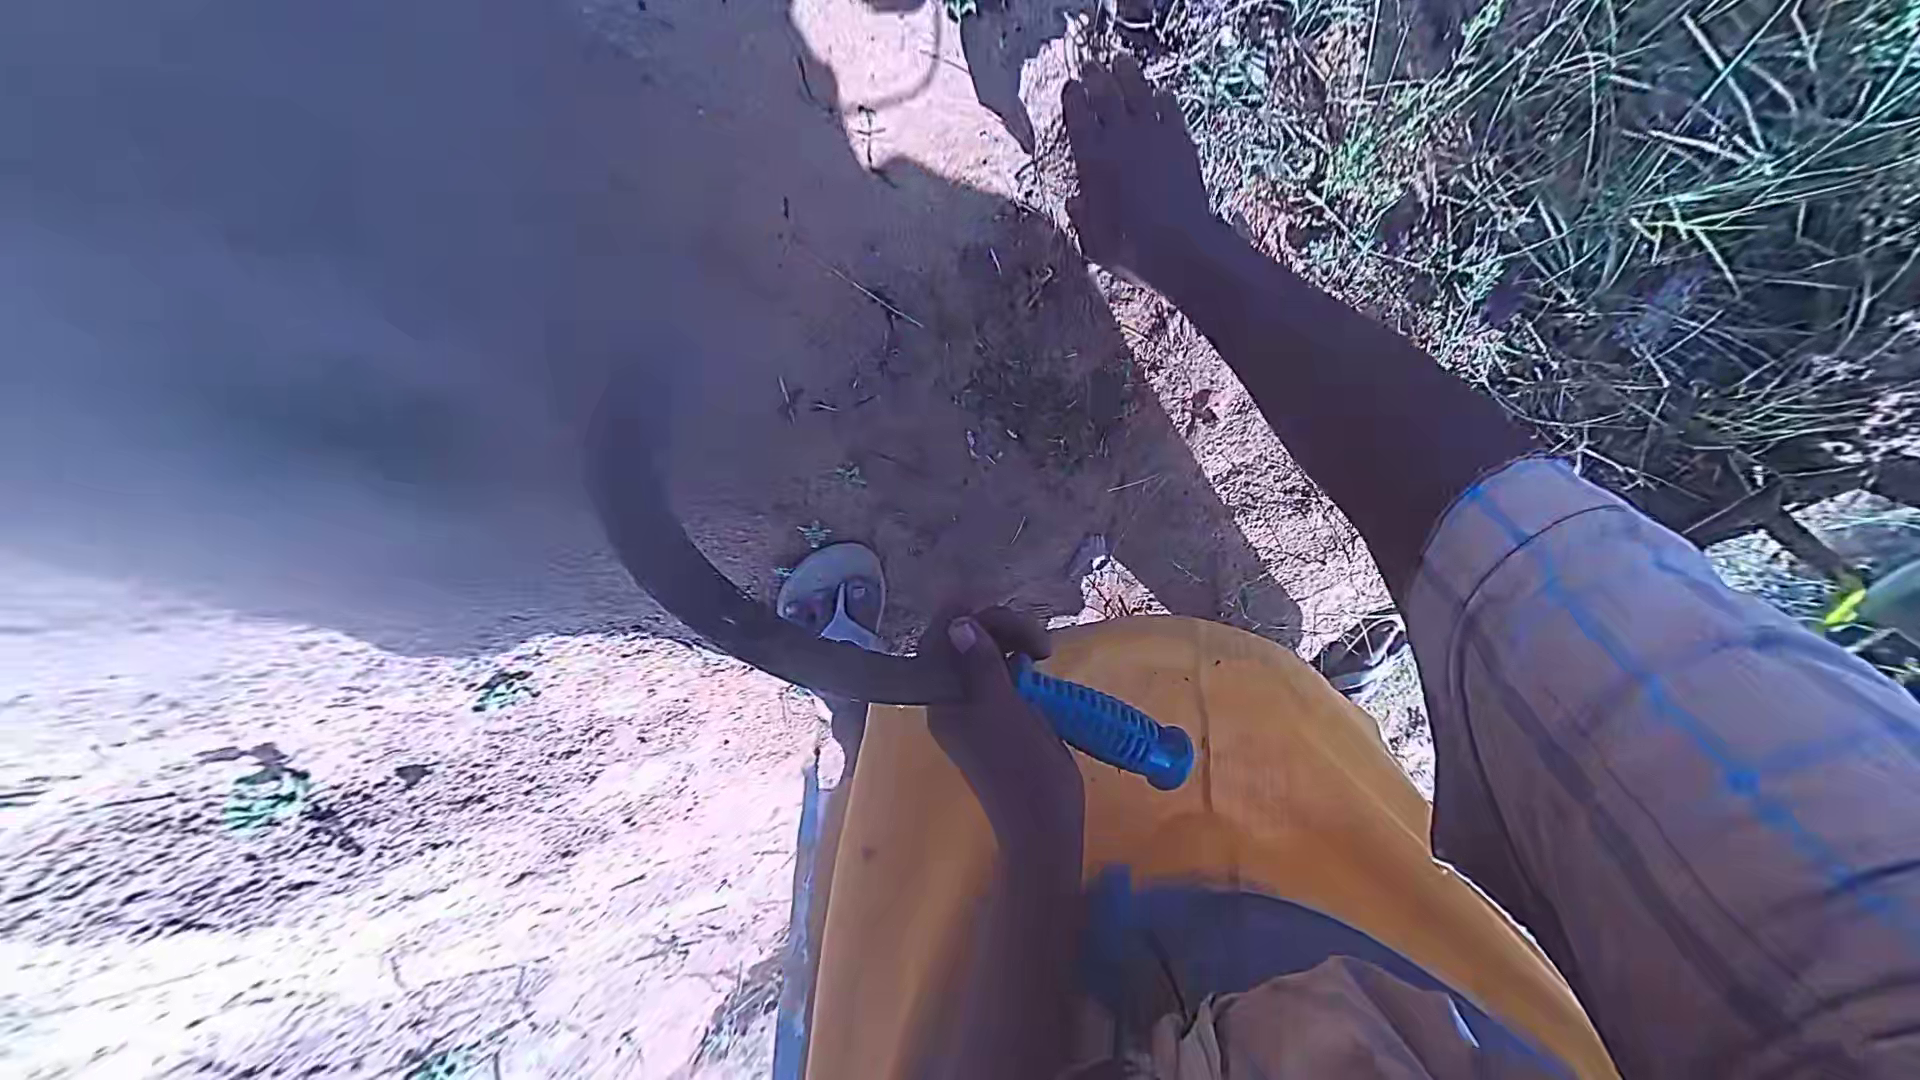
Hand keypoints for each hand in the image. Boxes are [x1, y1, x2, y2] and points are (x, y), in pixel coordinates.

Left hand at [922, 607, 1084, 871]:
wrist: (1045, 821)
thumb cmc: (1022, 766)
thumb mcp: (1001, 709)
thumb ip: (979, 664)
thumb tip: (959, 622)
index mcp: (942, 699)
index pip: (940, 641)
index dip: (964, 618)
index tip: (1000, 608)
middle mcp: (953, 699)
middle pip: (963, 643)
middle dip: (997, 628)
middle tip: (1039, 640)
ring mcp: (977, 706)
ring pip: (985, 654)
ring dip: (1011, 640)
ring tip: (1043, 651)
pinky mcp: (1000, 712)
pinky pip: (1001, 671)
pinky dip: (1018, 659)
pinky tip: (1037, 662)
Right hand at [1062, 54, 1224, 291]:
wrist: (1178, 245)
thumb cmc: (1129, 250)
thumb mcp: (1093, 241)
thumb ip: (1082, 216)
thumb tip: (1075, 201)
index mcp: (1091, 158)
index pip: (1077, 116)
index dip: (1073, 99)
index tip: (1070, 89)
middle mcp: (1119, 136)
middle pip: (1105, 93)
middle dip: (1095, 77)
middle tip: (1091, 68)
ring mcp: (1152, 132)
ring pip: (1137, 90)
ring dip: (1126, 75)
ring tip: (1120, 65)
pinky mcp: (1179, 137)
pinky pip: (1168, 106)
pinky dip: (1160, 98)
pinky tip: (1158, 97)